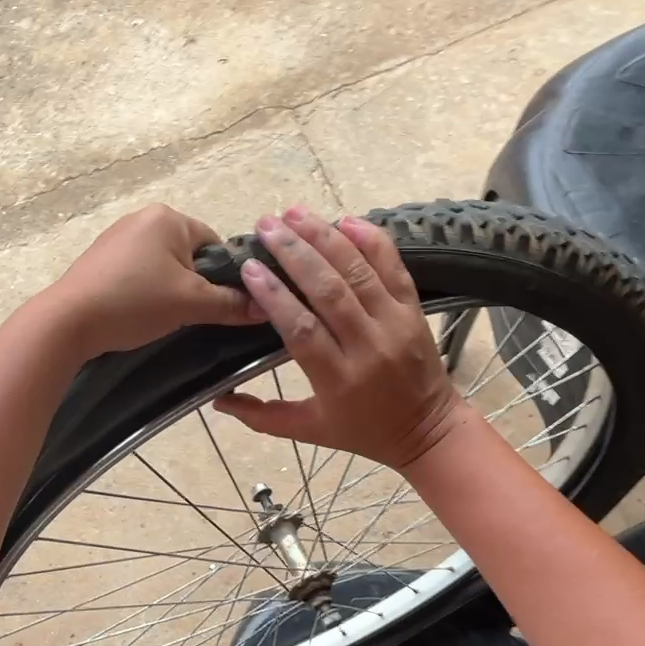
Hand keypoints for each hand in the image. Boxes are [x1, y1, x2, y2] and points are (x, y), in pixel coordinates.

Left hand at [31, 204, 253, 358]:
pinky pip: (137, 272)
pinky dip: (144, 291)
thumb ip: (230, 304)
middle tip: (188, 314)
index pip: (215, 244)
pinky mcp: (100, 259)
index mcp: (168, 217)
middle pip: (188, 254)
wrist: (70, 320)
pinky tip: (137, 312)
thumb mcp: (190, 304)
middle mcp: (143, 217)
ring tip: (161, 316)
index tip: (216, 305)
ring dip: (169, 290)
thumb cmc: (135, 302)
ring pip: (163, 265)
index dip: (223, 277)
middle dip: (193, 284)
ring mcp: (118, 237)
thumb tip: (266, 308)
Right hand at [214, 206, 460, 469]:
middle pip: (329, 290)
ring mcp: (395, 323)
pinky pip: (394, 267)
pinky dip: (372, 240)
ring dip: (325, 236)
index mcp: (339, 380)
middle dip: (295, 251)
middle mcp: (369, 346)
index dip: (275, 295)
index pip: (302, 329)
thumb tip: (217, 401)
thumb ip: (262, 416)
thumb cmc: (363, 432)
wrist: (428, 432)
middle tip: (266, 225)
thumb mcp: (310, 431)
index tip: (250, 267)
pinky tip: (346, 219)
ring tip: (294, 213)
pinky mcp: (414, 310)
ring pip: (358, 271)